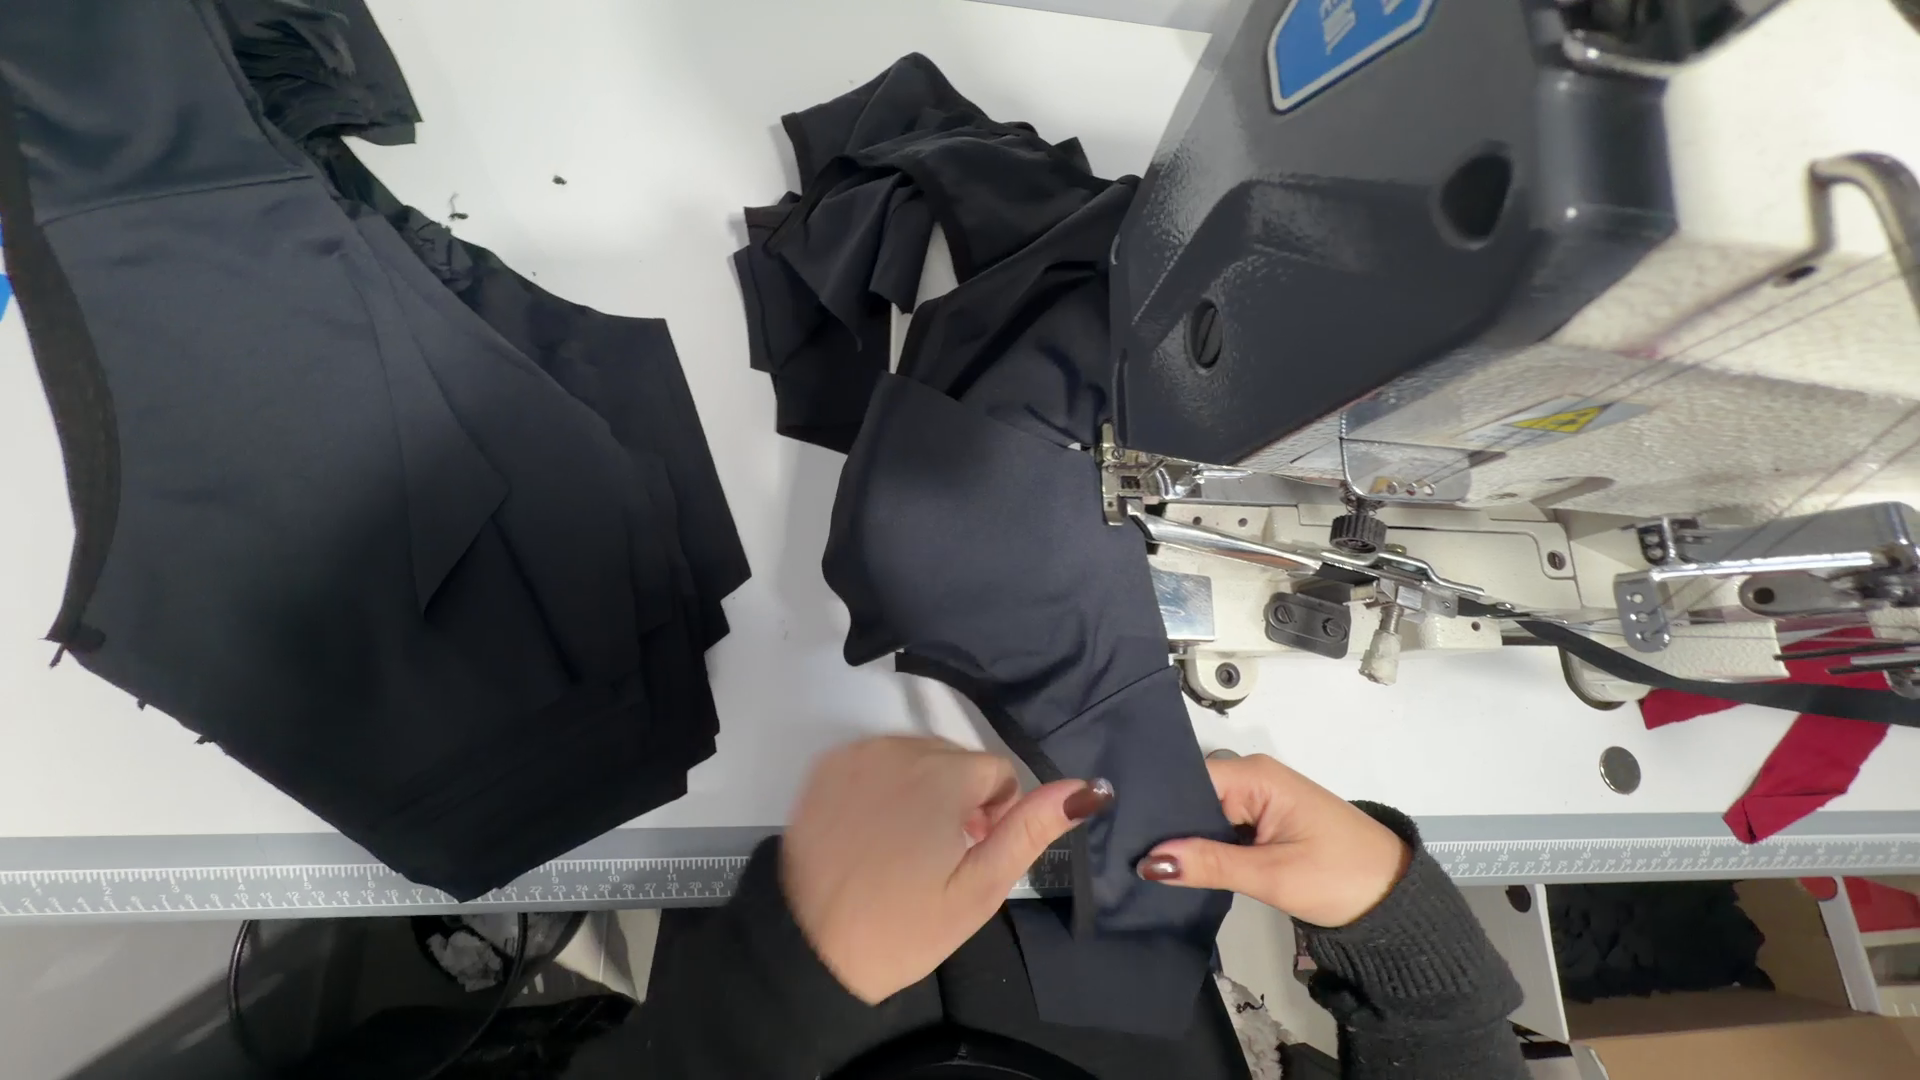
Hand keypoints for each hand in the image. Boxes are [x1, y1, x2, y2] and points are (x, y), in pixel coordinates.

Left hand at [780, 736, 1112, 1002]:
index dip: (995, 815)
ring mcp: (858, 754)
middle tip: (940, 856)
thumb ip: (1031, 830)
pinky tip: (875, 830)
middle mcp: (899, 748)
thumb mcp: (978, 890)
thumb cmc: (902, 926)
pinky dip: (885, 784)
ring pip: (918, 756)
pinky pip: (877, 759)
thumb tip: (1086, 788)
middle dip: (961, 799)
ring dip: (924, 788)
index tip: (971, 853)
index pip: (996, 771)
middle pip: (957, 760)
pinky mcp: (827, 765)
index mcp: (943, 774)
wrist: (808, 949)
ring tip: (907, 846)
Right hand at [1135, 753, 1409, 927]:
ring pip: (1204, 812)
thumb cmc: (1341, 879)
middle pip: (1192, 794)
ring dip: (1183, 837)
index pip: (1188, 780)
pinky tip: (1176, 862)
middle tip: (1124, 851)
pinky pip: (1220, 825)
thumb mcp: (1273, 876)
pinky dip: (1203, 844)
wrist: (1399, 906)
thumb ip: (1209, 864)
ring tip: (1139, 857)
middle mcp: (1253, 777)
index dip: (1157, 806)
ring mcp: (1258, 798)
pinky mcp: (1263, 820)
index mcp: (1255, 775)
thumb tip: (1148, 860)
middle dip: (1165, 824)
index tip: (1121, 832)